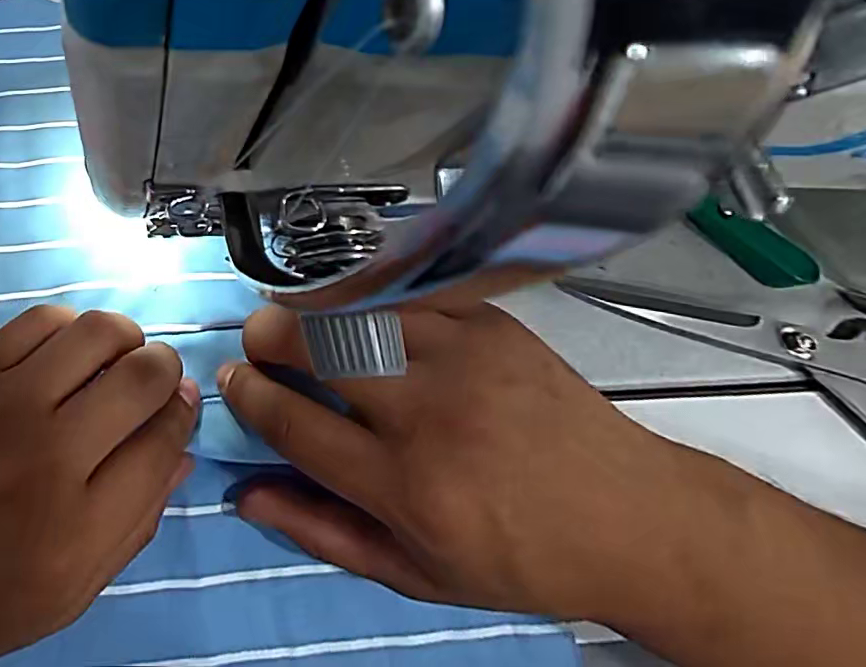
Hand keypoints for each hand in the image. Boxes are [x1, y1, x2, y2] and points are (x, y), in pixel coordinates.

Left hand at [0, 305, 199, 666]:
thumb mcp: (66, 594)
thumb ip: (135, 522)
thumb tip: (181, 449)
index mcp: (77, 530)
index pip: (164, 440)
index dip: (182, 414)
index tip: (178, 407)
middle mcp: (49, 457)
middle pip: (144, 376)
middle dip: (165, 370)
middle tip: (152, 381)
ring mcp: (6, 403)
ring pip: (100, 331)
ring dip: (124, 339)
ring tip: (113, 361)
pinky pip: (45, 318)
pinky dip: (70, 326)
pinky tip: (65, 353)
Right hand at [217, 296, 714, 621]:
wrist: (631, 518)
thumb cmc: (520, 556)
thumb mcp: (417, 573)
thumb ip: (322, 530)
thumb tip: (247, 492)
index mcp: (410, 488)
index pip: (296, 424)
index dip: (249, 395)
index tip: (234, 381)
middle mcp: (433, 415)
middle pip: (318, 347)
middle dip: (267, 335)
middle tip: (257, 340)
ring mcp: (463, 357)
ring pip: (357, 309)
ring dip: (312, 310)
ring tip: (298, 321)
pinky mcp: (488, 323)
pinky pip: (406, 291)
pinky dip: (368, 296)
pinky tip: (358, 310)